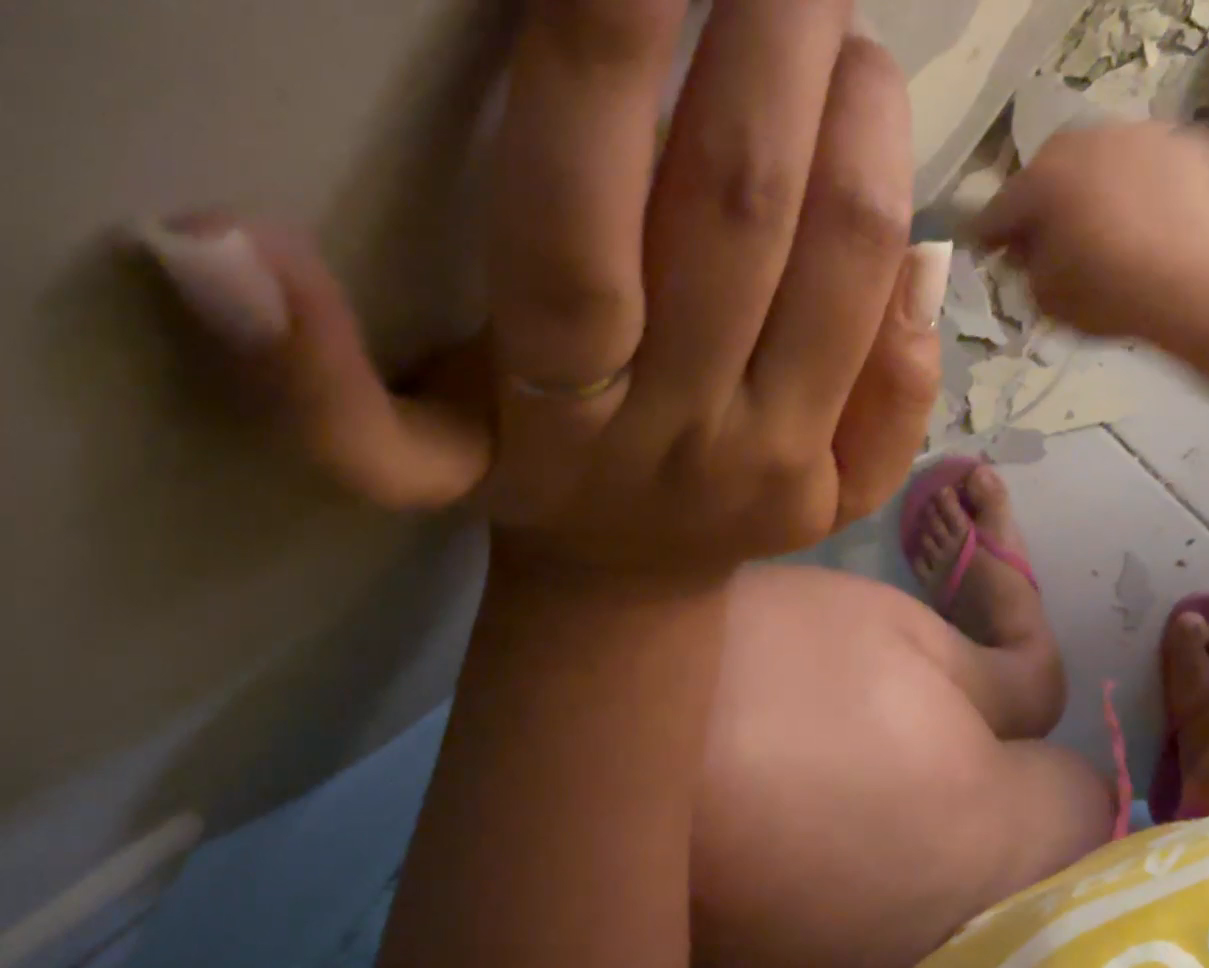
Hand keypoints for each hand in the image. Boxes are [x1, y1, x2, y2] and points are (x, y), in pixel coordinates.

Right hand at [139, 0, 945, 586]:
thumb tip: (204, 240)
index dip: (596, 55)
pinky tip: (909, 224)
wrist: (633, 585)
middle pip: (742, 212)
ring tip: (857, 57)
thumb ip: (307, 384)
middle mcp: (680, 428)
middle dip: (776, 53)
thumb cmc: (527, 484)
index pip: (569, 217)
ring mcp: (782, 463)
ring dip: (868, 137)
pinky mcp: (849, 489)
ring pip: (846, 269)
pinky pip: (907, 373)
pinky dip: (916, 288)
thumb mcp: (397, 455)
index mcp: (552, 408)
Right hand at [972, 121, 1208, 340]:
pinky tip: (1155, 218)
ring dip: (1099, 185)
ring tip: (1112, 223)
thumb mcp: (1048, 297)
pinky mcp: (1189, 143)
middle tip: (1057, 234)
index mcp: (1042, 178)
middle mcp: (1087, 139)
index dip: (993, 231)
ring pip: (1106, 158)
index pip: (1002, 206)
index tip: (993, 248)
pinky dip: (1146, 185)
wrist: (1202, 288)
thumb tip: (1027, 250)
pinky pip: (1152, 164)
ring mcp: (1142, 134)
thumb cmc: (1113, 296)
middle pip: (1054, 169)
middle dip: (1050, 199)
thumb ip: (1027, 266)